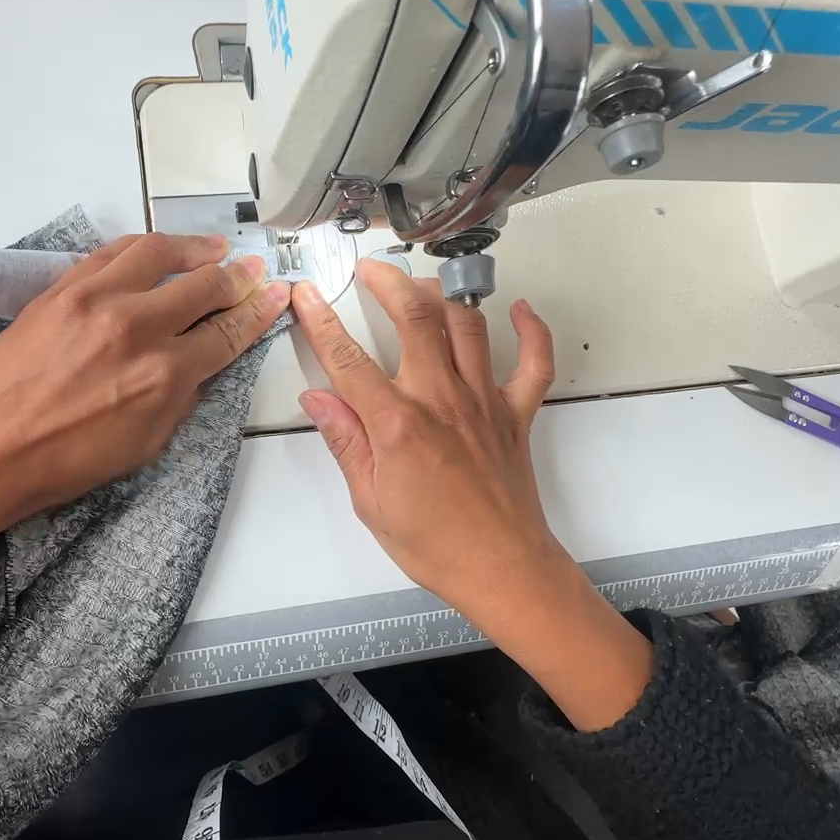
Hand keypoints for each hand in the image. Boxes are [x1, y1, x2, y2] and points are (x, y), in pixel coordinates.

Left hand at [0, 233, 289, 589]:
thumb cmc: (65, 464)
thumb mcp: (145, 445)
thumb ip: (181, 395)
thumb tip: (199, 359)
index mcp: (164, 377)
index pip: (227, 333)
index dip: (259, 311)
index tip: (278, 293)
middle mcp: (137, 328)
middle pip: (204, 286)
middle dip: (238, 276)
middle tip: (255, 268)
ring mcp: (96, 300)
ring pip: (160, 253)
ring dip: (196, 247)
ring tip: (216, 247)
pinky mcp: (61, 288)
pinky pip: (114, 251)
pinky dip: (146, 246)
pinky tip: (160, 249)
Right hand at [291, 259, 562, 612]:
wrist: (500, 569)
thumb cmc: (436, 545)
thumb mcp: (371, 500)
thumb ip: (346, 441)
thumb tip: (318, 401)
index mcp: (397, 425)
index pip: (348, 358)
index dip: (321, 321)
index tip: (306, 296)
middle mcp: (441, 401)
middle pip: (415, 318)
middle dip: (388, 282)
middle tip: (370, 270)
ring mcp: (483, 402)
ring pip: (467, 325)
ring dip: (443, 295)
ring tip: (420, 286)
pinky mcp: (515, 414)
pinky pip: (533, 362)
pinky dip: (531, 330)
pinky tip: (519, 310)